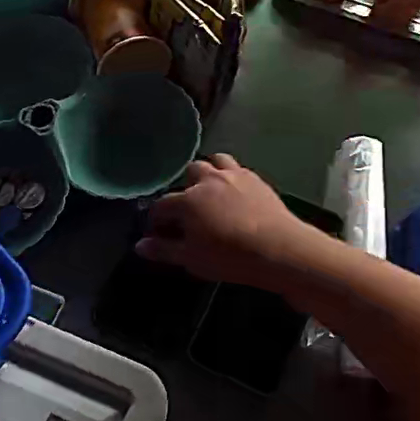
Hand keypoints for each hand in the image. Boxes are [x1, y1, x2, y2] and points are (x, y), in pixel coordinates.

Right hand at [137, 154, 325, 289]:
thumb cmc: (230, 257)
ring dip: (210, 172)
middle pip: (191, 172)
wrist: (278, 248)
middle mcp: (209, 179)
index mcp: (188, 200)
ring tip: (212, 191)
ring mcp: (236, 175)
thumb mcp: (191, 259)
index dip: (157, 219)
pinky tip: (236, 193)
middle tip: (189, 209)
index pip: (162, 205)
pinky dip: (232, 177)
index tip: (158, 231)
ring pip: (216, 161)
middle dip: (186, 188)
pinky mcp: (258, 179)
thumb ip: (164, 250)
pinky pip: (239, 170)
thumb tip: (140, 245)